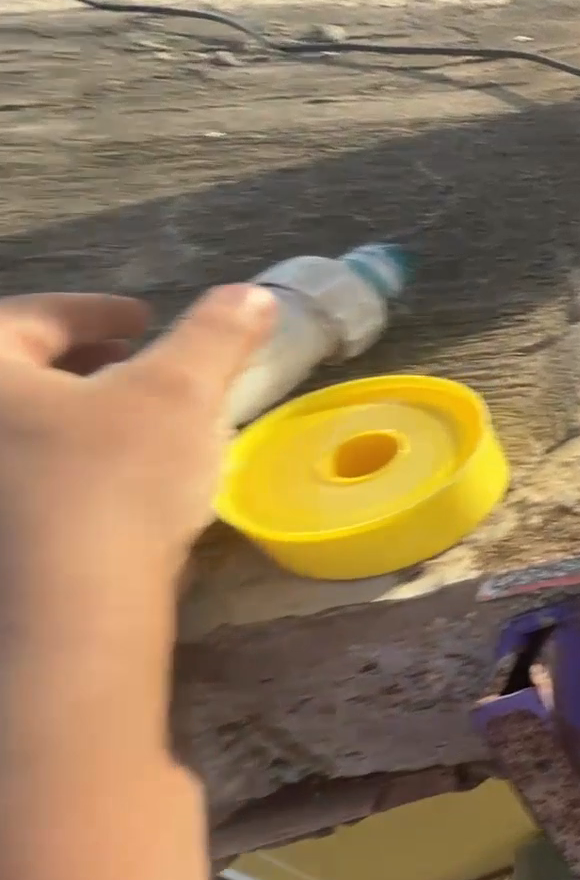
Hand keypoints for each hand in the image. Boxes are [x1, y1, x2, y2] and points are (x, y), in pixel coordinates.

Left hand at [0, 287, 274, 578]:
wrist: (73, 588)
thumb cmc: (117, 472)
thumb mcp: (182, 392)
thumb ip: (215, 336)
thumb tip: (254, 292)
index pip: (31, 315)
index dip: (97, 310)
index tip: (146, 319)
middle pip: (10, 364)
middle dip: (73, 355)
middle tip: (132, 358)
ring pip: (18, 415)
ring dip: (67, 403)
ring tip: (127, 414)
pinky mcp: (2, 513)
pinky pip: (21, 462)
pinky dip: (58, 449)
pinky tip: (108, 470)